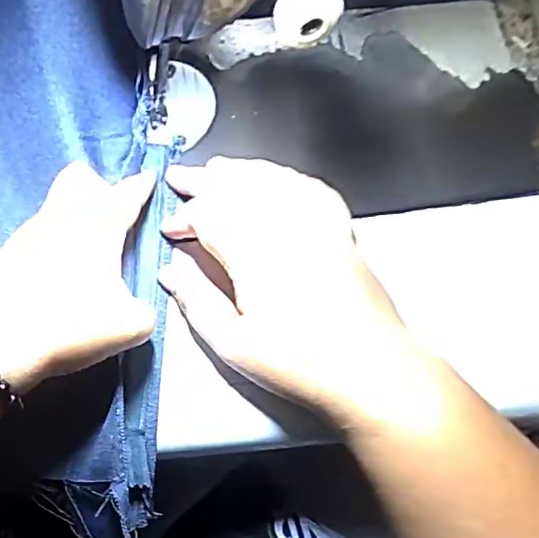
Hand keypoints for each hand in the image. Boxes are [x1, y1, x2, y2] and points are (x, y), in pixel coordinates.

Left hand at [0, 163, 158, 392]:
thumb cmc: (70, 323)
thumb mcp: (130, 326)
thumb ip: (144, 311)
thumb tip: (135, 307)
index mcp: (99, 222)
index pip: (126, 193)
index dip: (141, 186)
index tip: (147, 179)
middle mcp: (61, 217)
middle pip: (79, 179)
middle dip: (97, 188)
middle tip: (110, 220)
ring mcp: (27, 234)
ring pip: (55, 211)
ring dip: (73, 226)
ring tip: (85, 264)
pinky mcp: (4, 258)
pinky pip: (36, 241)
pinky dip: (51, 252)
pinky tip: (55, 283)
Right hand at [158, 157, 430, 429]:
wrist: (369, 367)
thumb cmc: (300, 362)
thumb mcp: (233, 344)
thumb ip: (197, 302)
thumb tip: (171, 273)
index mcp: (254, 254)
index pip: (210, 215)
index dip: (184, 215)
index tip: (169, 227)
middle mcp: (286, 229)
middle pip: (239, 189)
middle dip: (205, 181)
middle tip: (181, 178)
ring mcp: (317, 226)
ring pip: (273, 181)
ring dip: (241, 173)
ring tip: (219, 170)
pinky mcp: (340, 232)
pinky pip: (309, 189)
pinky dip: (286, 178)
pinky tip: (276, 179)